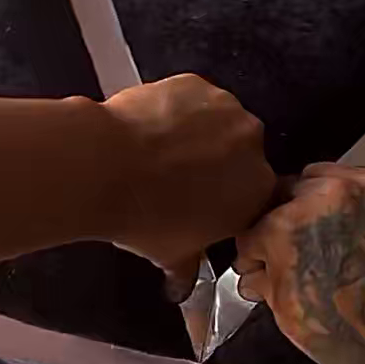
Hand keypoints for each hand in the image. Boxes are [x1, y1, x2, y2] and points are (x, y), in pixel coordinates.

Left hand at [100, 74, 273, 297]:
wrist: (106, 166)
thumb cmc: (146, 216)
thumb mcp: (173, 255)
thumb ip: (189, 267)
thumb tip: (181, 281)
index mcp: (258, 189)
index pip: (254, 193)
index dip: (230, 198)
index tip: (207, 202)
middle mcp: (253, 143)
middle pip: (240, 152)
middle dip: (217, 163)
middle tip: (179, 176)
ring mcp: (226, 107)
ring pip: (217, 121)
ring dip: (198, 133)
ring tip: (160, 149)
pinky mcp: (197, 82)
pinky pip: (192, 98)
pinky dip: (176, 108)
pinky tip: (150, 126)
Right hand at [233, 164, 364, 363]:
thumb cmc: (356, 340)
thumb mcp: (292, 317)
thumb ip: (266, 281)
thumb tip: (253, 269)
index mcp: (287, 226)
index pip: (252, 228)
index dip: (253, 252)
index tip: (260, 264)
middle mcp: (324, 193)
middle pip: (283, 195)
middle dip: (281, 222)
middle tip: (292, 249)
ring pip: (321, 178)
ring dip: (313, 202)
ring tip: (325, 234)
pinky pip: (360, 183)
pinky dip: (350, 201)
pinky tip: (357, 230)